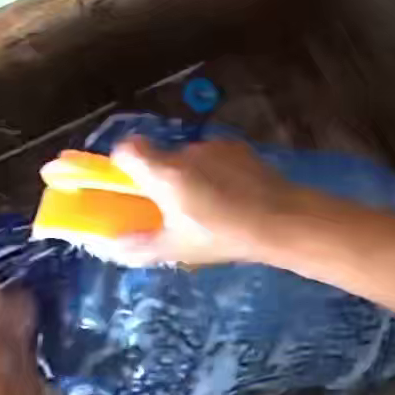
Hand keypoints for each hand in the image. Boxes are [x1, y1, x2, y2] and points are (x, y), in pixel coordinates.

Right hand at [107, 135, 311, 265]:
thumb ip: (140, 246)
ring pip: (189, 157)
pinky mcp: (237, 146)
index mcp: (164, 174)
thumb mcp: (178, 248)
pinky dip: (215, 170)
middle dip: (161, 177)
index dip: (123, 162)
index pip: (127, 148)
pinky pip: (214, 155)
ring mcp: (213, 146)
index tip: (131, 184)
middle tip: (174, 207)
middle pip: (160, 156)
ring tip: (209, 204)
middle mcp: (185, 152)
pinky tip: (232, 193)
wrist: (281, 219)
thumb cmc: (222, 236)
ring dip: (190, 174)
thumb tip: (113, 245)